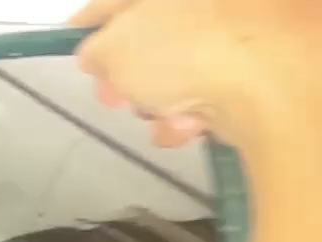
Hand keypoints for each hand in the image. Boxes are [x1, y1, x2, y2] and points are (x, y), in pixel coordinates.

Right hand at [70, 0, 321, 152]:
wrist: (279, 80)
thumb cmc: (190, 51)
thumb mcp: (114, 46)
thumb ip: (95, 47)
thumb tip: (101, 53)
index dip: (90, 20)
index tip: (70, 37)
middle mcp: (220, 3)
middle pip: (150, 38)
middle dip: (126, 73)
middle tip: (117, 95)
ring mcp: (247, 28)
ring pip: (173, 69)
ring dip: (154, 101)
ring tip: (164, 112)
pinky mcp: (262, 60)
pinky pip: (204, 88)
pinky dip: (185, 113)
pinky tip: (189, 121)